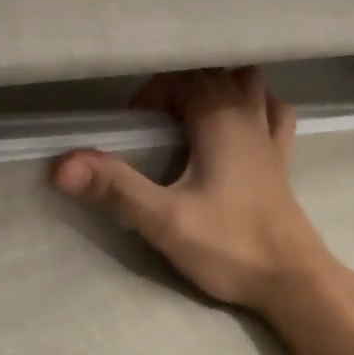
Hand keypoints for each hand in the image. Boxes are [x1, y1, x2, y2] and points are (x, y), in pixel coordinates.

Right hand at [53, 68, 341, 313]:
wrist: (292, 279)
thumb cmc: (230, 248)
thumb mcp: (165, 221)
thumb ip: (116, 189)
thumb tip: (61, 167)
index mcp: (219, 118)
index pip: (179, 79)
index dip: (150, 96)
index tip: (132, 129)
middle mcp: (249, 116)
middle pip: (212, 75)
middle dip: (178, 90)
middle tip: (154, 127)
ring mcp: (271, 138)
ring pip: (248, 85)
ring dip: (220, 89)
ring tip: (195, 120)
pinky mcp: (283, 164)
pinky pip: (274, 115)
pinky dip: (258, 108)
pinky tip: (245, 129)